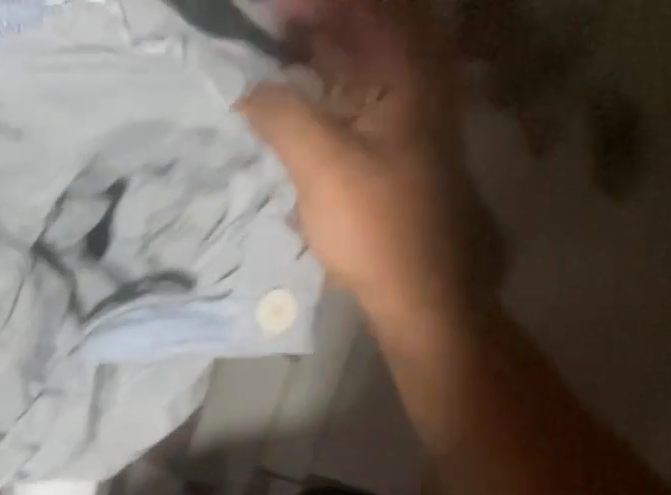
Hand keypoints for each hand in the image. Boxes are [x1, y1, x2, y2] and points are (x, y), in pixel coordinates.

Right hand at [239, 0, 501, 335]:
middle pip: (372, 30)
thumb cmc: (377, 226)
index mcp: (412, 74)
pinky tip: (301, 107)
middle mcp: (422, 85)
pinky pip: (366, 100)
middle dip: (320, 24)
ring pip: (368, 67)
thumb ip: (281, 117)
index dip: (317, 6)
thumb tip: (247, 89)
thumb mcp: (321, 166)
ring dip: (324, 57)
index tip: (270, 11)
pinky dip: (332, 92)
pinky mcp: (403, 154)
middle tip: (270, 30)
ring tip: (276, 62)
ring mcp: (415, 121)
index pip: (369, 9)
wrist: (423, 291)